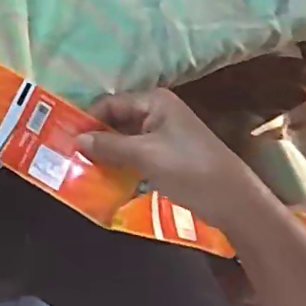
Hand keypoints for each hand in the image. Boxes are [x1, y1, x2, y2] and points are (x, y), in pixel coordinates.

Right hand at [76, 88, 257, 224]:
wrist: (237, 203)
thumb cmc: (190, 170)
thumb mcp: (145, 156)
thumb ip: (109, 146)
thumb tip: (76, 140)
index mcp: (155, 101)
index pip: (111, 104)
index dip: (89, 120)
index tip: (68, 139)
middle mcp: (158, 112)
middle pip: (117, 120)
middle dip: (97, 138)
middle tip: (72, 155)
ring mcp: (165, 134)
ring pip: (126, 139)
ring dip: (109, 153)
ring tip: (85, 168)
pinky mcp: (169, 155)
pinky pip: (137, 154)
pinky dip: (123, 164)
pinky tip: (108, 178)